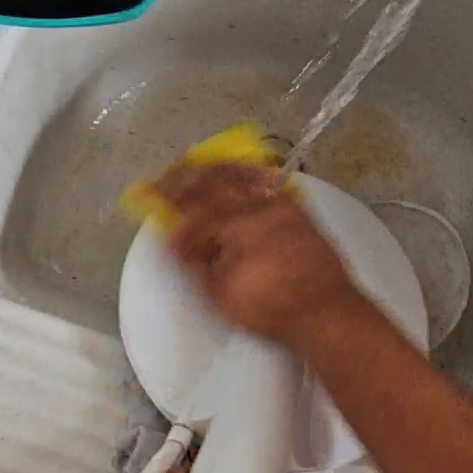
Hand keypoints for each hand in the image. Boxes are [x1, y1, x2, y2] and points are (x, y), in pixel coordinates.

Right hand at [152, 163, 371, 346]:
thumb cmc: (269, 308)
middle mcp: (256, 208)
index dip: (166, 195)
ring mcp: (281, 206)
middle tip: (168, 170)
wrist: (325, 309)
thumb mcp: (222, 294)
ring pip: (244, 176)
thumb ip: (197, 263)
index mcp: (232, 228)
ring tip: (201, 163)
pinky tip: (246, 172)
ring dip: (217, 167)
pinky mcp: (300, 211)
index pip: (191, 204)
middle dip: (187, 174)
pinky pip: (272, 183)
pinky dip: (253, 173)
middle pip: (215, 182)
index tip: (148, 188)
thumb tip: (174, 240)